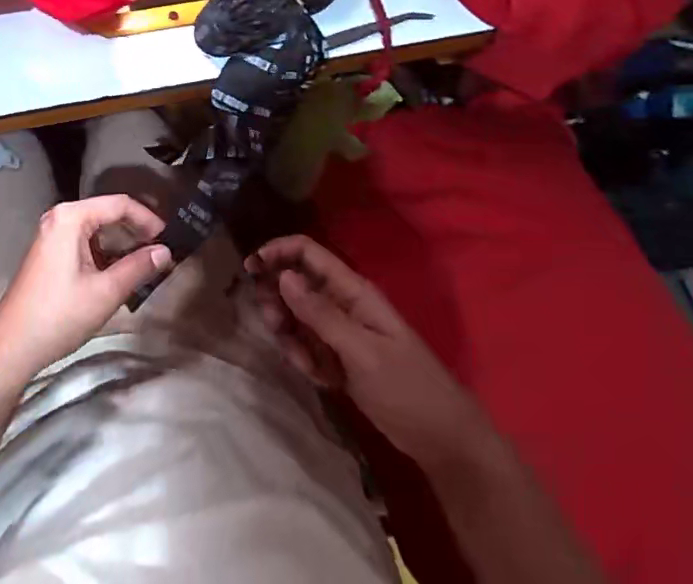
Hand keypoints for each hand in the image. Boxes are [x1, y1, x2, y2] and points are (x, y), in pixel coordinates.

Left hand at [0, 195, 173, 378]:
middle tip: (162, 252)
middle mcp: (60, 218)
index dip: (148, 219)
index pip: (119, 204)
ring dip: (123, 244)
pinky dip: (106, 253)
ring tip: (147, 264)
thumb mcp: (106, 292)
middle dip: (136, 231)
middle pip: (108, 213)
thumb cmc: (59, 314)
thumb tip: (166, 252)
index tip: (169, 238)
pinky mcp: (50, 253)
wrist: (11, 345)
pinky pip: (85, 242)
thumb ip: (138, 267)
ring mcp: (52, 235)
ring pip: (97, 229)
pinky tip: (122, 273)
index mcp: (70, 217)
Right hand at [247, 235, 485, 462]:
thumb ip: (320, 313)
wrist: (443, 440)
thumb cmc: (407, 389)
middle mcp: (343, 303)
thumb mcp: (361, 351)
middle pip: (295, 282)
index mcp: (353, 291)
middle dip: (277, 299)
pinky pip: (306, 345)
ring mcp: (340, 331)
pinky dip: (304, 359)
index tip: (250, 269)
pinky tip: (321, 380)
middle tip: (273, 324)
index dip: (277, 252)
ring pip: (296, 316)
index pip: (307, 253)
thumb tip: (283, 275)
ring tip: (304, 363)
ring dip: (290, 335)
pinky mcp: (338, 357)